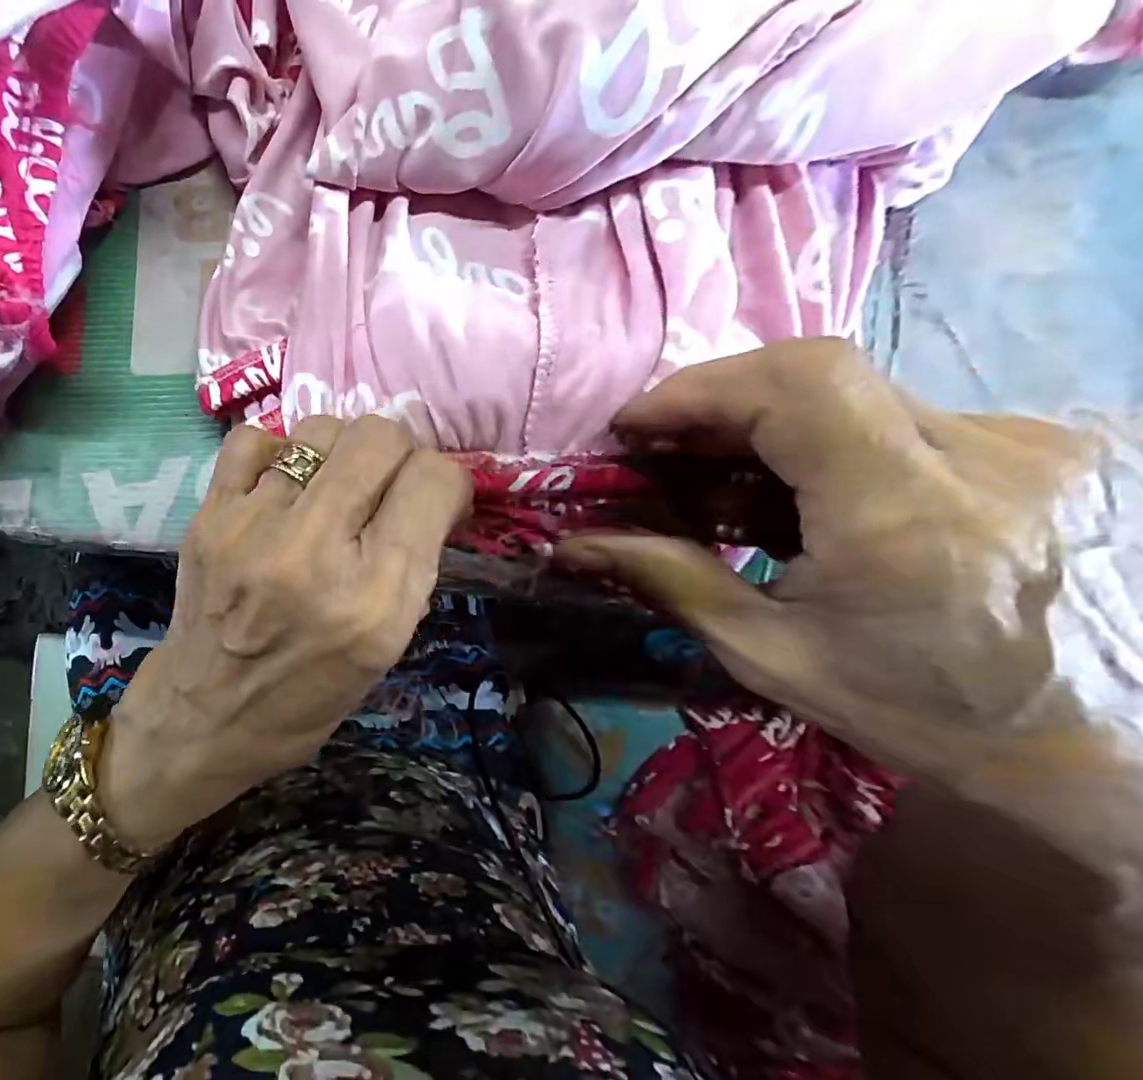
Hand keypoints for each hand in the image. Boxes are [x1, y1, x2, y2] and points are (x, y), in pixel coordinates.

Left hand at [99, 416, 471, 852]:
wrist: (205, 712)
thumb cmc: (305, 695)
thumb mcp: (386, 646)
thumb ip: (410, 562)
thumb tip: (422, 489)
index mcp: (375, 599)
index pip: (433, 481)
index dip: (442, 482)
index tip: (428, 501)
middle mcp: (314, 551)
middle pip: (378, 438)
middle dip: (396, 454)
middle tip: (381, 486)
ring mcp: (254, 527)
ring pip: (320, 429)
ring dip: (337, 452)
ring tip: (326, 488)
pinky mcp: (209, 516)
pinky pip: (253, 440)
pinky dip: (275, 452)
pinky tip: (277, 485)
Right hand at [556, 339, 1123, 852]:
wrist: (1100, 744)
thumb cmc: (915, 708)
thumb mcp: (767, 651)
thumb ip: (667, 578)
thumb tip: (570, 545)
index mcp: (907, 517)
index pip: (796, 387)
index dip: (697, 389)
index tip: (632, 427)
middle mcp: (986, 457)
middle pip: (817, 373)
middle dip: (712, 402)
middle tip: (656, 449)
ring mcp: (1032, 441)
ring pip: (853, 391)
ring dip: (759, 424)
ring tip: (715, 480)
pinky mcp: (1047, 444)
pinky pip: (895, 413)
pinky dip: (817, 439)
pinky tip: (795, 492)